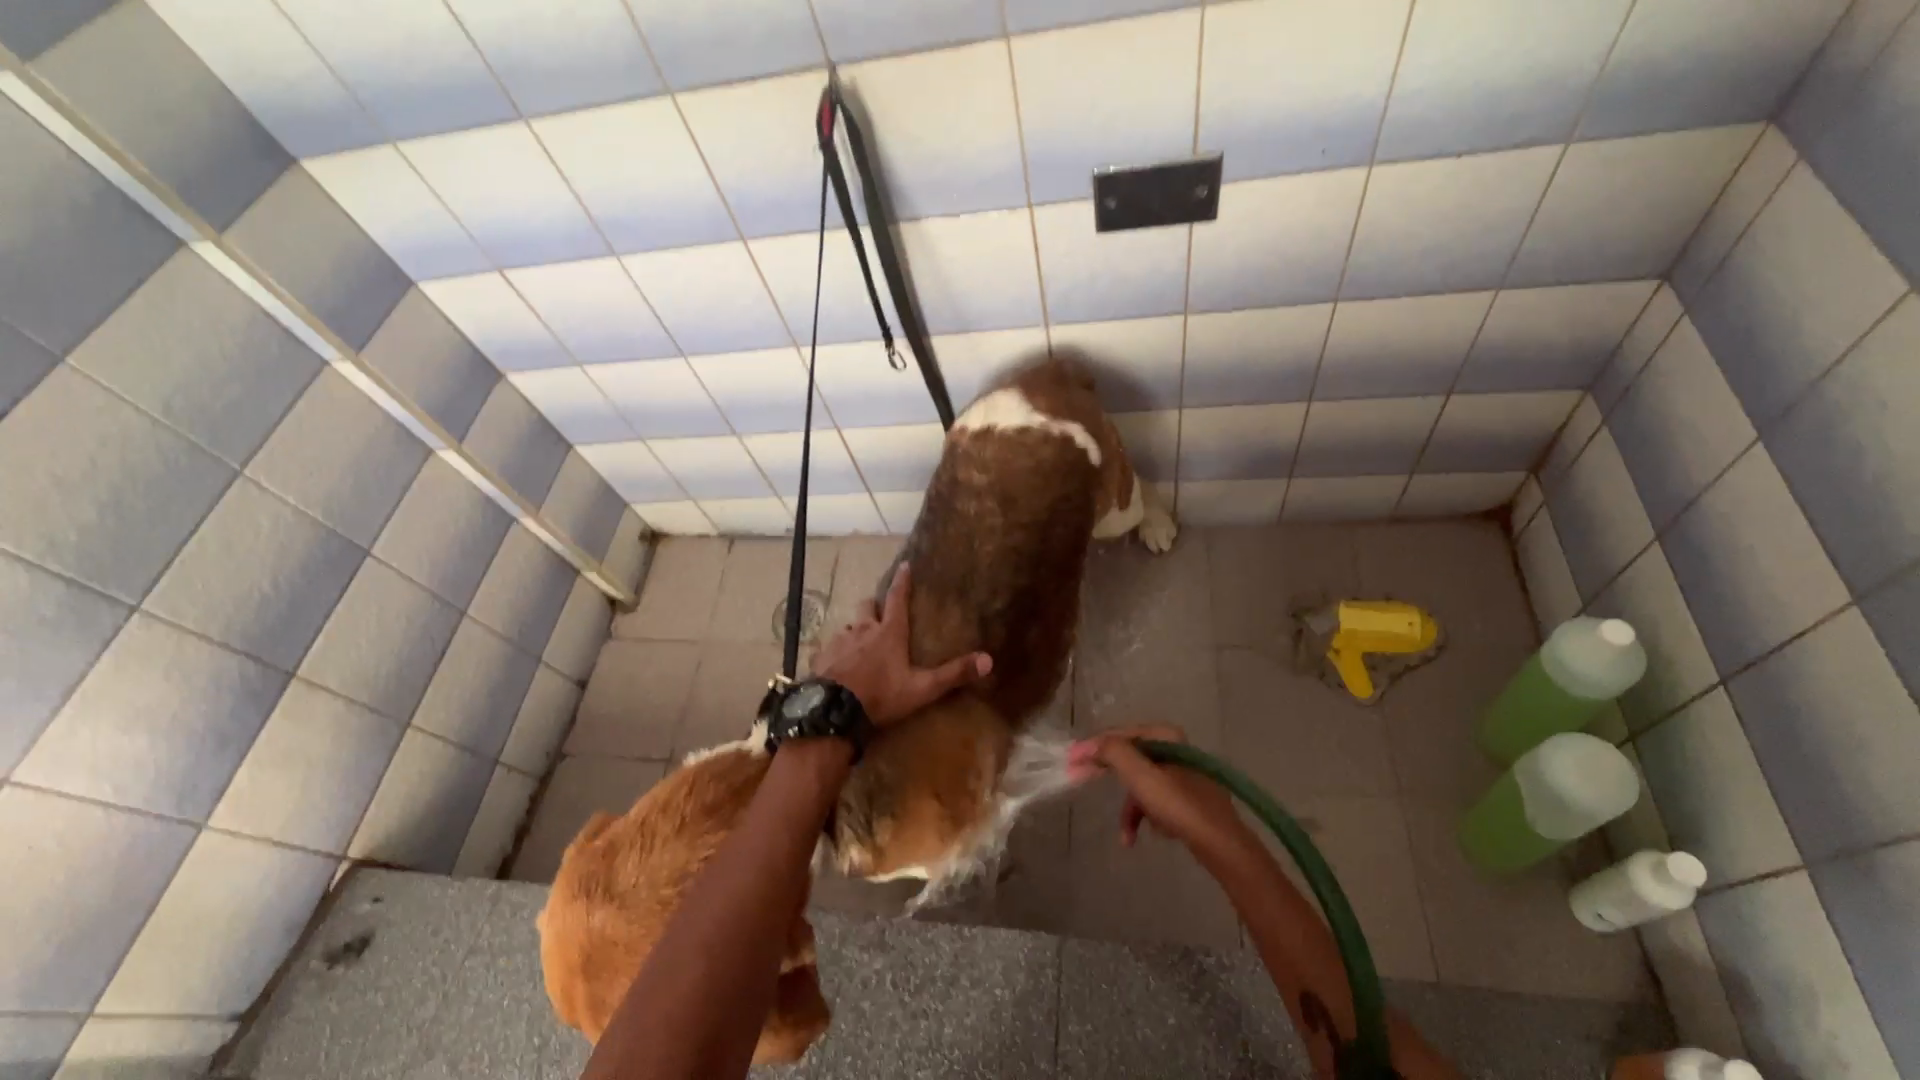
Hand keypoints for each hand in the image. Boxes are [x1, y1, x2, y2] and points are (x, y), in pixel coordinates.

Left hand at [810, 563, 991, 725]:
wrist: (833, 710)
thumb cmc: (881, 696)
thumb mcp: (922, 688)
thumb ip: (953, 674)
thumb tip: (988, 660)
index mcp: (889, 633)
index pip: (898, 598)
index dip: (903, 581)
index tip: (904, 564)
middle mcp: (863, 630)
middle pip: (867, 606)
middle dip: (875, 605)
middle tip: (880, 610)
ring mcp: (839, 642)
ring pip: (848, 627)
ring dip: (855, 630)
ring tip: (860, 643)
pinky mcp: (822, 656)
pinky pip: (830, 648)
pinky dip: (836, 652)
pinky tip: (837, 664)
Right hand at [1068, 726, 1243, 853]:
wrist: (1220, 842)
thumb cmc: (1177, 805)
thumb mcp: (1140, 776)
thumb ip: (1113, 752)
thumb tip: (1091, 744)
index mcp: (1165, 736)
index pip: (1120, 734)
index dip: (1093, 745)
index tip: (1070, 759)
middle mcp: (1174, 749)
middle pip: (1129, 757)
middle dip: (1106, 773)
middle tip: (1077, 779)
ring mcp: (1182, 774)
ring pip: (1141, 783)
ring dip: (1129, 808)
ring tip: (1125, 834)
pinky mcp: (1187, 797)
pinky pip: (1156, 801)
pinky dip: (1145, 817)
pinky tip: (1143, 836)